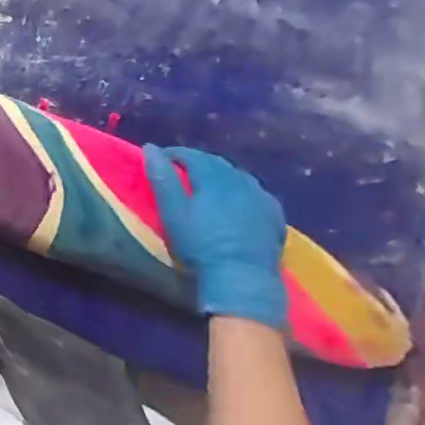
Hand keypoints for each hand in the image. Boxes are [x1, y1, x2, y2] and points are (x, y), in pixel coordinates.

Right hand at [143, 144, 288, 329]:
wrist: (241, 278)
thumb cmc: (200, 244)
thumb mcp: (172, 211)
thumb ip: (161, 178)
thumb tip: (150, 147)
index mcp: (214, 178)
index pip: (193, 156)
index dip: (174, 153)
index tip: (160, 157)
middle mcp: (240, 182)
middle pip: (217, 163)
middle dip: (197, 161)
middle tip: (180, 168)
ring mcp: (261, 199)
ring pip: (239, 176)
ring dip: (221, 174)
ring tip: (207, 183)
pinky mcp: (274, 217)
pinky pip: (257, 194)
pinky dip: (242, 190)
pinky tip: (239, 200)